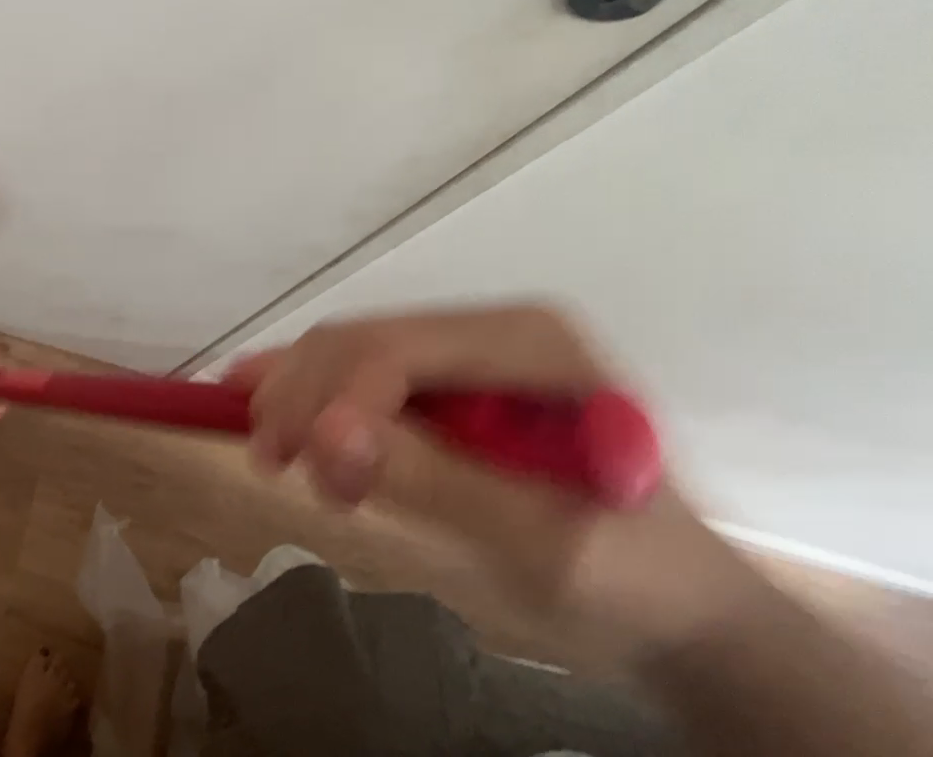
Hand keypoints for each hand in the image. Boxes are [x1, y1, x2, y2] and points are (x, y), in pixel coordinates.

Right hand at [227, 303, 768, 665]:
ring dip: (295, 399)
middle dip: (303, 397)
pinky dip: (303, 396)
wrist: (672, 603)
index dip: (338, 399)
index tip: (306, 470)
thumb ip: (435, 479)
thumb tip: (327, 437)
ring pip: (341, 351)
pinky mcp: (438, 380)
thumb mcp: (541, 541)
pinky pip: (350, 374)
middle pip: (359, 340)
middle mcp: (489, 328)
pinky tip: (260, 409)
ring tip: (272, 456)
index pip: (400, 347)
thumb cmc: (629, 576)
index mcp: (531, 344)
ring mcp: (461, 351)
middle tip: (272, 464)